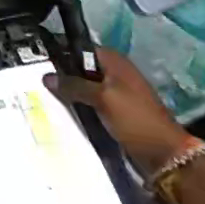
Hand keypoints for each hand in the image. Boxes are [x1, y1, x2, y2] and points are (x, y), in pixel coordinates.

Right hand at [43, 48, 192, 173]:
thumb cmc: (136, 119)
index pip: (81, 47)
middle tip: (37, 78)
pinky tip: (63, 109)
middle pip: (81, 67)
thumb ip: (73, 85)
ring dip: (70, 91)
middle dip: (62, 73)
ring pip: (84, 86)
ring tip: (45, 94)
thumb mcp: (102, 98)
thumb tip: (46, 76)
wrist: (166, 156)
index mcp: (115, 62)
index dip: (61, 51)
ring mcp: (116, 93)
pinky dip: (78, 104)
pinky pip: (90, 102)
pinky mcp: (116, 112)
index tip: (39, 59)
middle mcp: (115, 73)